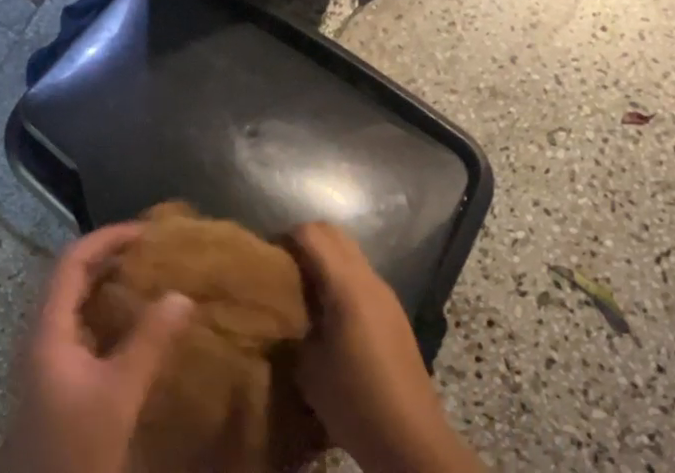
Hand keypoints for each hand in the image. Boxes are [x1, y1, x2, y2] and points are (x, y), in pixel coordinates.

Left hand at [0, 223, 193, 472]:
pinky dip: (107, 314)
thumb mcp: (118, 394)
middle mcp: (40, 333)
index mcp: (47, 327)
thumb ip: (148, 343)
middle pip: (71, 277)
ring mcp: (45, 355)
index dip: (106, 239)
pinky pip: (80, 327)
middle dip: (110, 258)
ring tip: (150, 278)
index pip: (72, 261)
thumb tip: (181, 295)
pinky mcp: (55, 377)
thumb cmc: (76, 444)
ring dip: (108, 285)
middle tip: (154, 252)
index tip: (146, 231)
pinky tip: (135, 325)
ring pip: (75, 303)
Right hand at [290, 223, 484, 472]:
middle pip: (332, 234)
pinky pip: (360, 278)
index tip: (264, 262)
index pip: (311, 233)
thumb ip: (289, 321)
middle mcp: (371, 281)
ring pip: (348, 255)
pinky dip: (338, 280)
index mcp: (348, 286)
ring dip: (321, 261)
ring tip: (298, 293)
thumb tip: (276, 303)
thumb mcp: (306, 363)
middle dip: (302, 243)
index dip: (283, 239)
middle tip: (278, 270)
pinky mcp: (393, 315)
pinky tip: (324, 316)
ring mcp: (387, 297)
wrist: (410, 441)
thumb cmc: (353, 400)